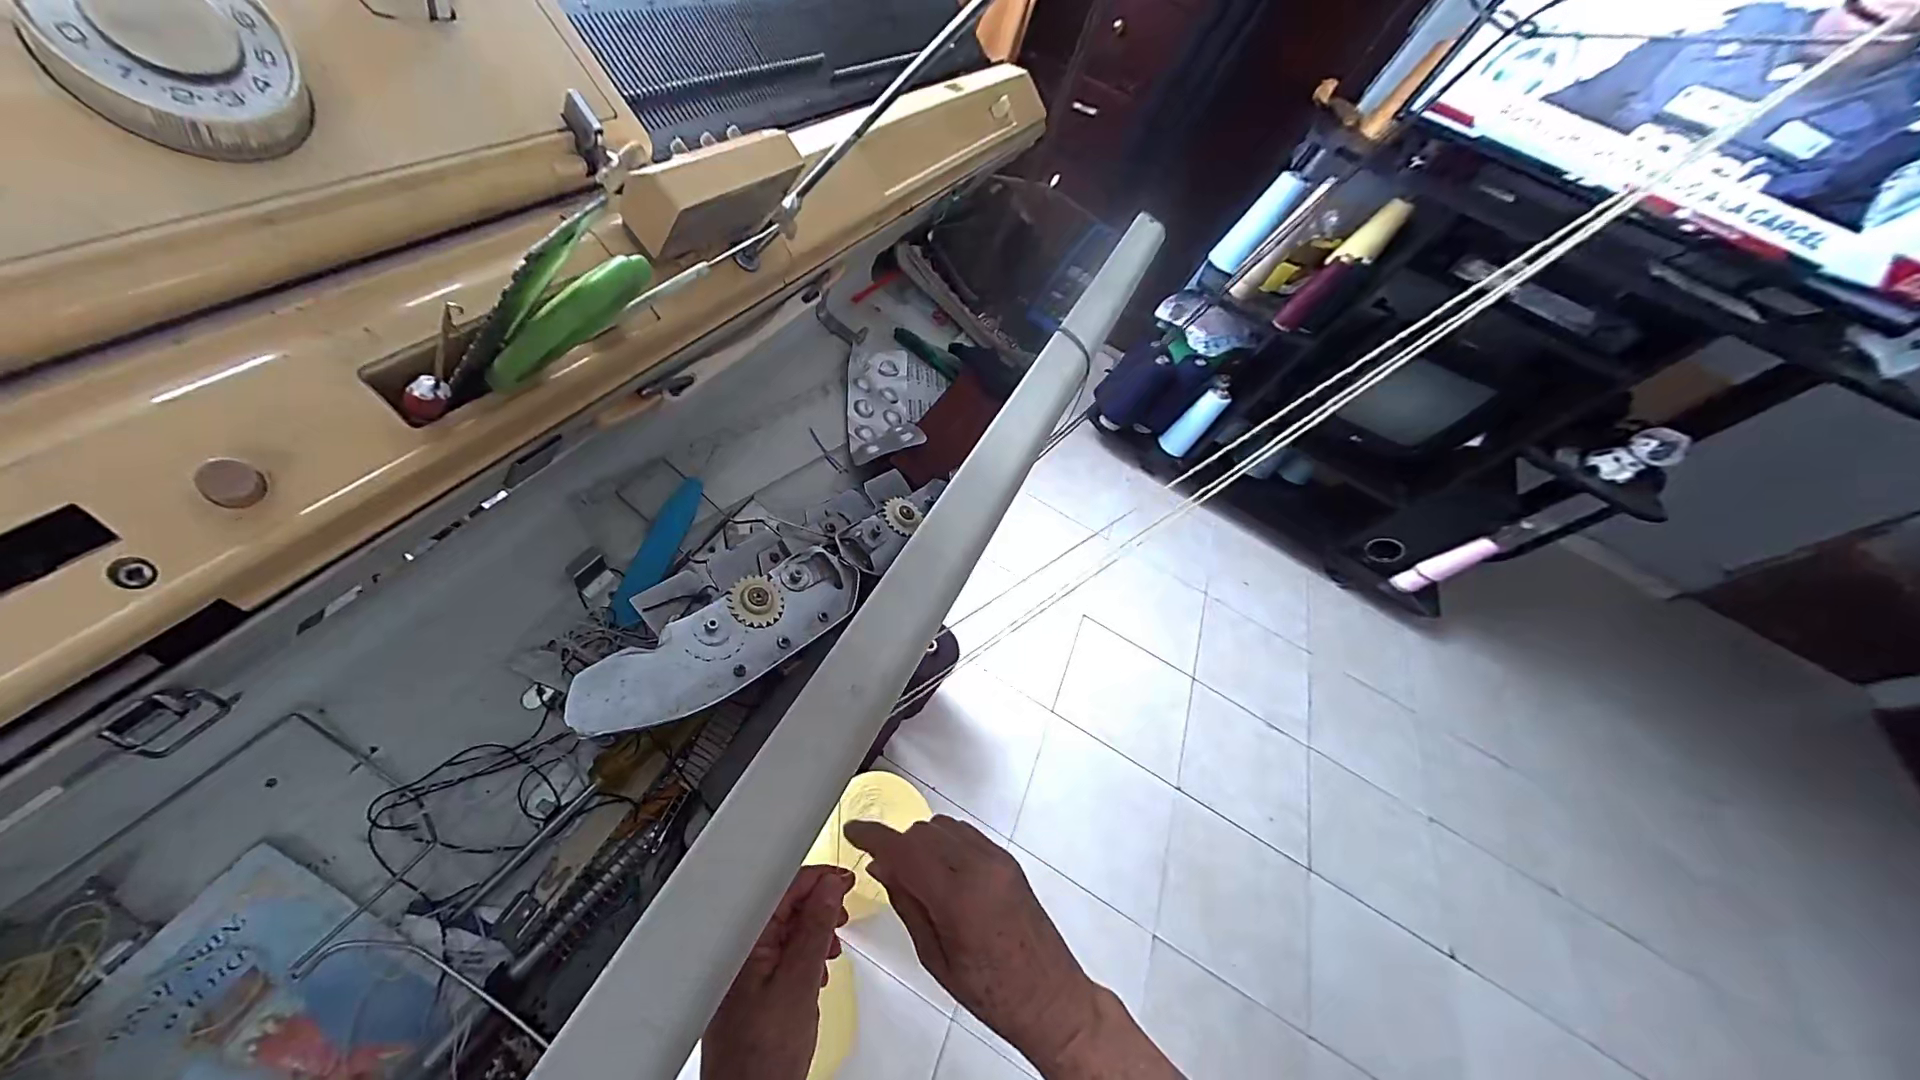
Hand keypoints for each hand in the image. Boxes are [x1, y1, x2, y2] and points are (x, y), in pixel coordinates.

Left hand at [702, 865, 853, 1079]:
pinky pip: (785, 954)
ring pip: (789, 930)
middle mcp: (744, 952)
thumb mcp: (799, 982)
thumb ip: (815, 929)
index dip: (819, 879)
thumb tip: (830, 888)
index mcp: (748, 941)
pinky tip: (818, 968)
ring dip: (816, 929)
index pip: (785, 888)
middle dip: (820, 904)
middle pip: (787, 907)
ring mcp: (749, 973)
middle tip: (844, 909)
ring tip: (833, 943)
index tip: (845, 879)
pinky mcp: (757, 991)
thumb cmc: (760, 1057)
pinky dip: (807, 953)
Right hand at [841, 816, 1102, 1071]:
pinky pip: (965, 833)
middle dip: (898, 846)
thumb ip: (906, 903)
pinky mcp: (1007, 859)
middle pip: (922, 832)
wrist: (1048, 995)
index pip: (904, 849)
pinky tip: (941, 870)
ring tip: (915, 875)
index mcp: (958, 896)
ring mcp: (997, 860)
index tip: (855, 829)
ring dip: (922, 842)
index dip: (873, 836)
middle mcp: (980, 868)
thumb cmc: (995, 991)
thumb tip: (883, 868)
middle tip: (885, 870)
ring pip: (943, 826)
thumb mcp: (935, 956)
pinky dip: (946, 843)